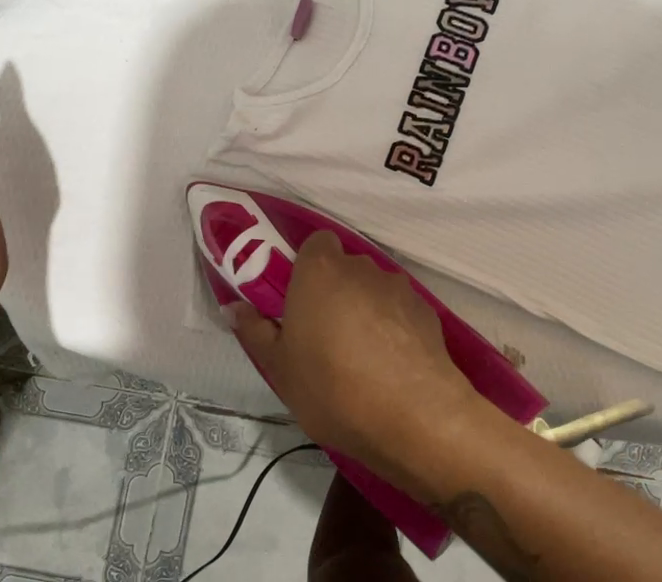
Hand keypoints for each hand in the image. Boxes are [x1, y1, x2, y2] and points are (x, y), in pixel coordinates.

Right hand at [229, 232, 482, 477]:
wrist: (414, 415)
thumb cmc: (333, 388)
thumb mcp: (280, 368)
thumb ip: (255, 331)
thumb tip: (233, 307)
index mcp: (321, 271)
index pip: (316, 245)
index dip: (308, 268)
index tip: (300, 302)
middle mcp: (362, 268)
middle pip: (345, 268)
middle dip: (334, 292)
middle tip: (322, 335)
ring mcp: (399, 289)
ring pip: (374, 290)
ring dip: (365, 310)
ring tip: (359, 357)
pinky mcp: (427, 312)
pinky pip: (400, 312)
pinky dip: (393, 329)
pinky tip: (389, 367)